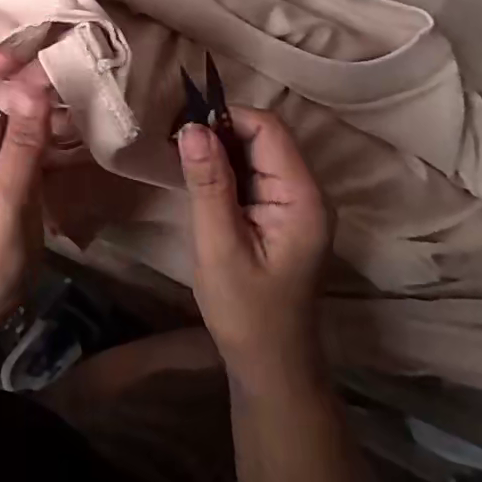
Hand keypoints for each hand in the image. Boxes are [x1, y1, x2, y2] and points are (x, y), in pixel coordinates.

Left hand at [0, 47, 54, 348]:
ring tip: (75, 88)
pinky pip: (33, 132)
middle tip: (61, 71)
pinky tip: (78, 118)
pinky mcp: (17, 167)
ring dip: (41, 96)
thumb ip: (22, 143)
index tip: (14, 63)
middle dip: (20, 74)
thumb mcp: (2, 196)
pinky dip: (52, 122)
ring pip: (14, 107)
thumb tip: (36, 86)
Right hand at [177, 107, 330, 385]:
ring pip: (257, 152)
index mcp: (302, 198)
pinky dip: (224, 166)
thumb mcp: (219, 245)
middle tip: (173, 141)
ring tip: (180, 155)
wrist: (270, 363)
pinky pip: (253, 173)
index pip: (268, 129)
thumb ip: (208, 183)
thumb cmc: (245, 309)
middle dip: (219, 129)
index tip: (181, 128)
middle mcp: (307, 193)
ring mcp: (295, 204)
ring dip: (219, 147)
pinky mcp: (280, 214)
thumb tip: (191, 127)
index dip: (226, 118)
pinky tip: (198, 176)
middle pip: (265, 136)